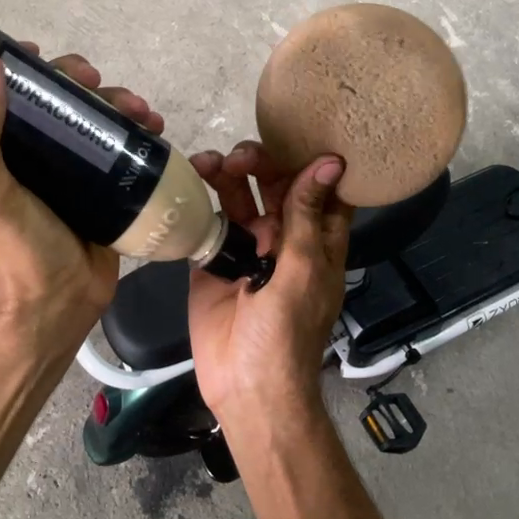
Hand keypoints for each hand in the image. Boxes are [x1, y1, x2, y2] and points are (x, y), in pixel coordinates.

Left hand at [0, 46, 163, 351]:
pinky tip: (155, 127)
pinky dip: (134, 127)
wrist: (63, 305)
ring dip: (115, 100)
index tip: (43, 54)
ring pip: (86, 112)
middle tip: (99, 81)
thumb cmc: (19, 248)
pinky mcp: (94, 180)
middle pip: (49, 94)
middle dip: (78, 79)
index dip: (15, 62)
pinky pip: (113, 140)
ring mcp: (61, 164)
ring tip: (143, 110)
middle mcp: (21, 149)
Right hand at [185, 147, 352, 424]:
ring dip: (225, 175)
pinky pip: (207, 221)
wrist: (246, 388)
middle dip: (258, 162)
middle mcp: (282, 236)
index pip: (320, 187)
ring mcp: (246, 247)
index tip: (294, 131)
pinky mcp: (212, 259)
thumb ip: (306, 215)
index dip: (310, 158)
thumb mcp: (302, 270)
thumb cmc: (287, 333)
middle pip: (273, 184)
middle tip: (238, 157)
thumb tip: (330, 163)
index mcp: (315, 239)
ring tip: (207, 163)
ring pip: (238, 196)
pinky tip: (189, 184)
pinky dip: (198, 201)